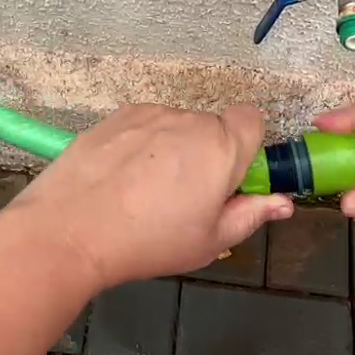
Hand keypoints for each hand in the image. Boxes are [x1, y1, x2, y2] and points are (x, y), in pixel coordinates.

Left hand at [9, 103, 293, 289]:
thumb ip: (251, 214)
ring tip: (145, 191)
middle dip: (207, 154)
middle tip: (185, 196)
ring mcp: (150, 113)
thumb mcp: (210, 241)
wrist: (71, 227)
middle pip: (212, 127)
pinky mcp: (117, 115)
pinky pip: (144, 125)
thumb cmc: (149, 240)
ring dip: (173, 148)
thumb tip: (282, 201)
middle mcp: (190, 119)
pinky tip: (122, 176)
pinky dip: (142, 143)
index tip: (230, 179)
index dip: (246, 147)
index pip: (252, 121)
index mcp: (221, 146)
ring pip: (176, 126)